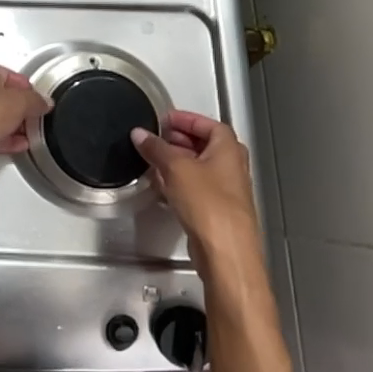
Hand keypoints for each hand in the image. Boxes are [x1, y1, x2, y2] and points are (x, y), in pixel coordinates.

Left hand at [0, 60, 52, 163]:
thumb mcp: (20, 103)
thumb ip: (35, 101)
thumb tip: (43, 102)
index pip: (12, 75)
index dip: (28, 88)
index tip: (38, 99)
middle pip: (1, 96)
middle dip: (18, 108)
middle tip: (32, 117)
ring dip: (10, 125)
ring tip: (26, 133)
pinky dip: (1, 138)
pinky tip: (13, 144)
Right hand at [131, 111, 260, 266]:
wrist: (225, 252)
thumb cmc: (209, 206)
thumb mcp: (175, 168)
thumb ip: (156, 148)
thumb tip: (140, 134)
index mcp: (229, 151)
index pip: (209, 124)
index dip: (187, 119)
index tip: (165, 119)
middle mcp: (232, 169)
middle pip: (205, 145)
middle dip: (180, 140)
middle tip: (158, 137)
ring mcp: (226, 192)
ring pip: (200, 168)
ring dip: (178, 162)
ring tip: (154, 160)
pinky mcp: (217, 212)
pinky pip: (196, 189)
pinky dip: (180, 182)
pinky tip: (162, 187)